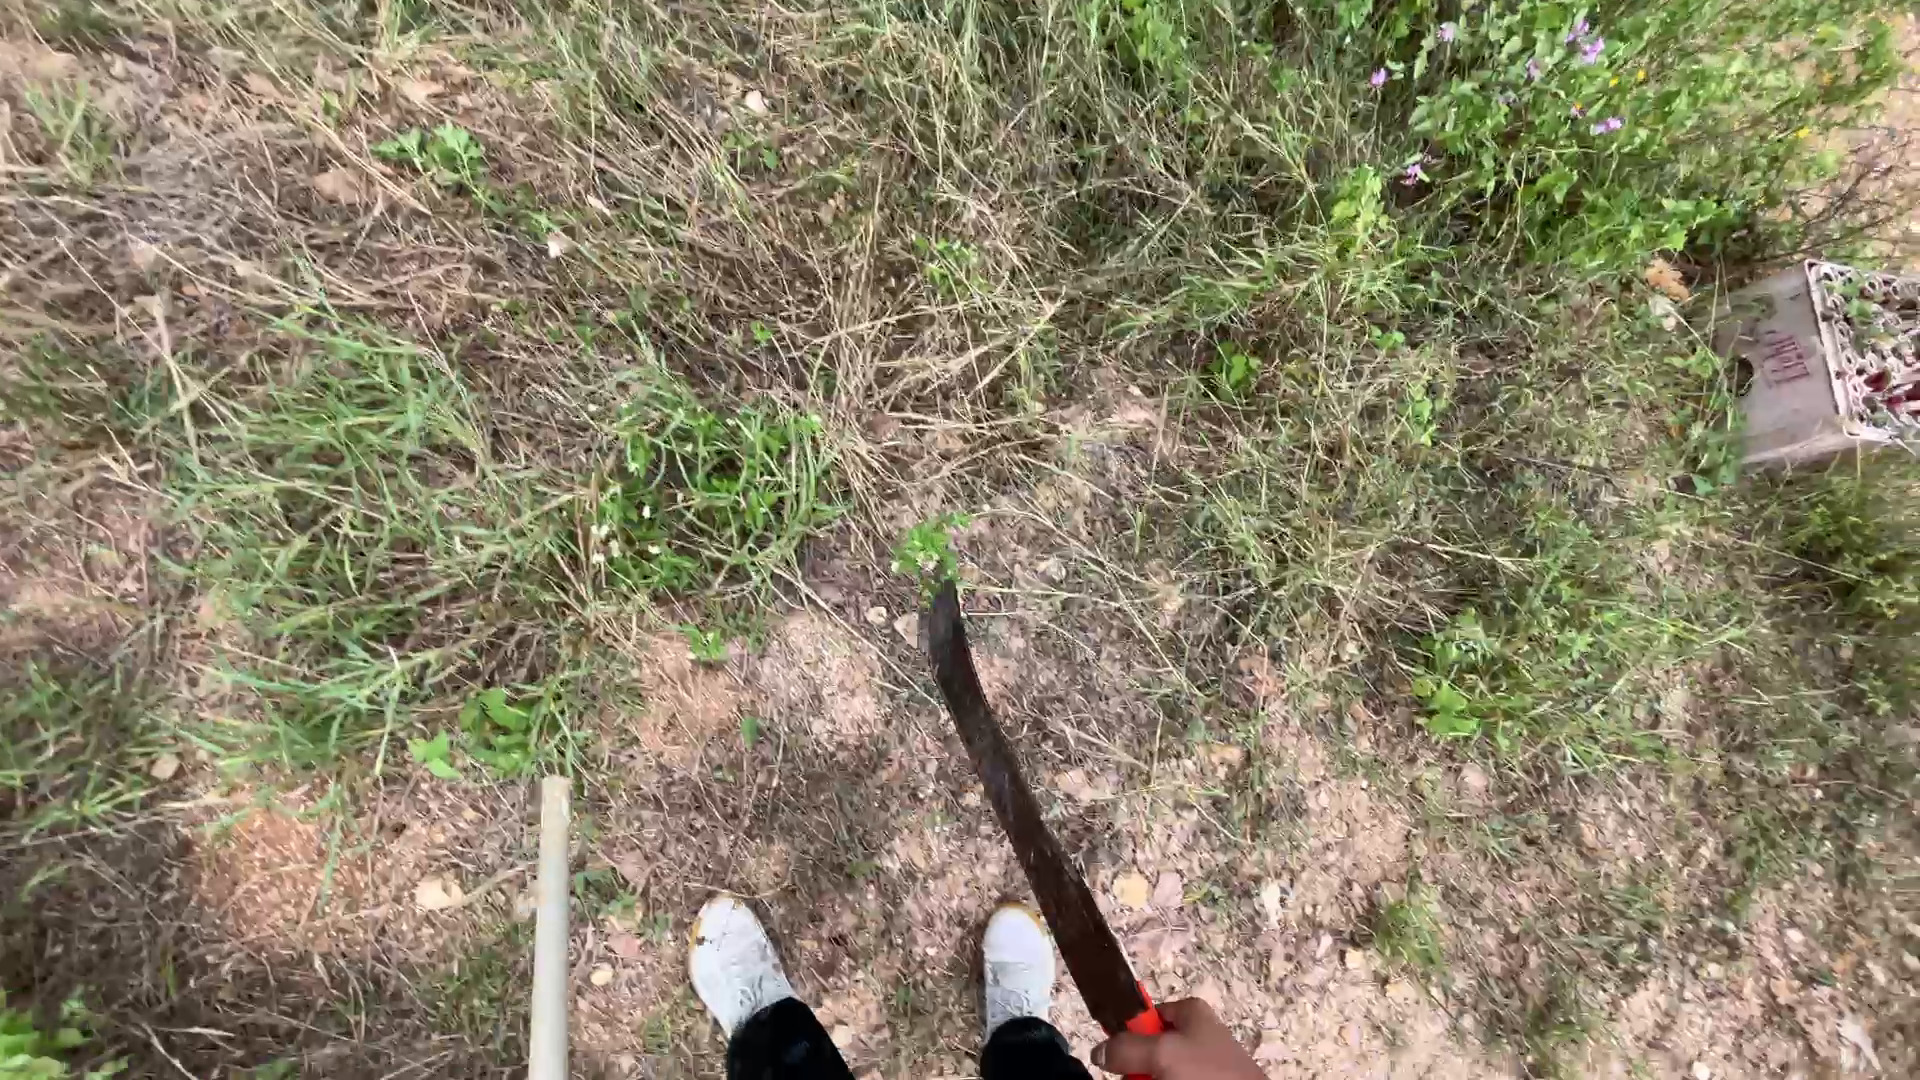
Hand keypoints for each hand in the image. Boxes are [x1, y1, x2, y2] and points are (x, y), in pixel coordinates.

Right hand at [1090, 998, 1265, 1079]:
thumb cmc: (1208, 1075)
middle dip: (1139, 1068)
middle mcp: (1197, 1035)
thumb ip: (1125, 1048)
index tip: (1118, 1059)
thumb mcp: (1162, 1053)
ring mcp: (1203, 1067)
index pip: (1146, 1016)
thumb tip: (1097, 1051)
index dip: (1129, 1035)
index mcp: (1190, 1013)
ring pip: (1162, 1073)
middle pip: (1151, 1049)